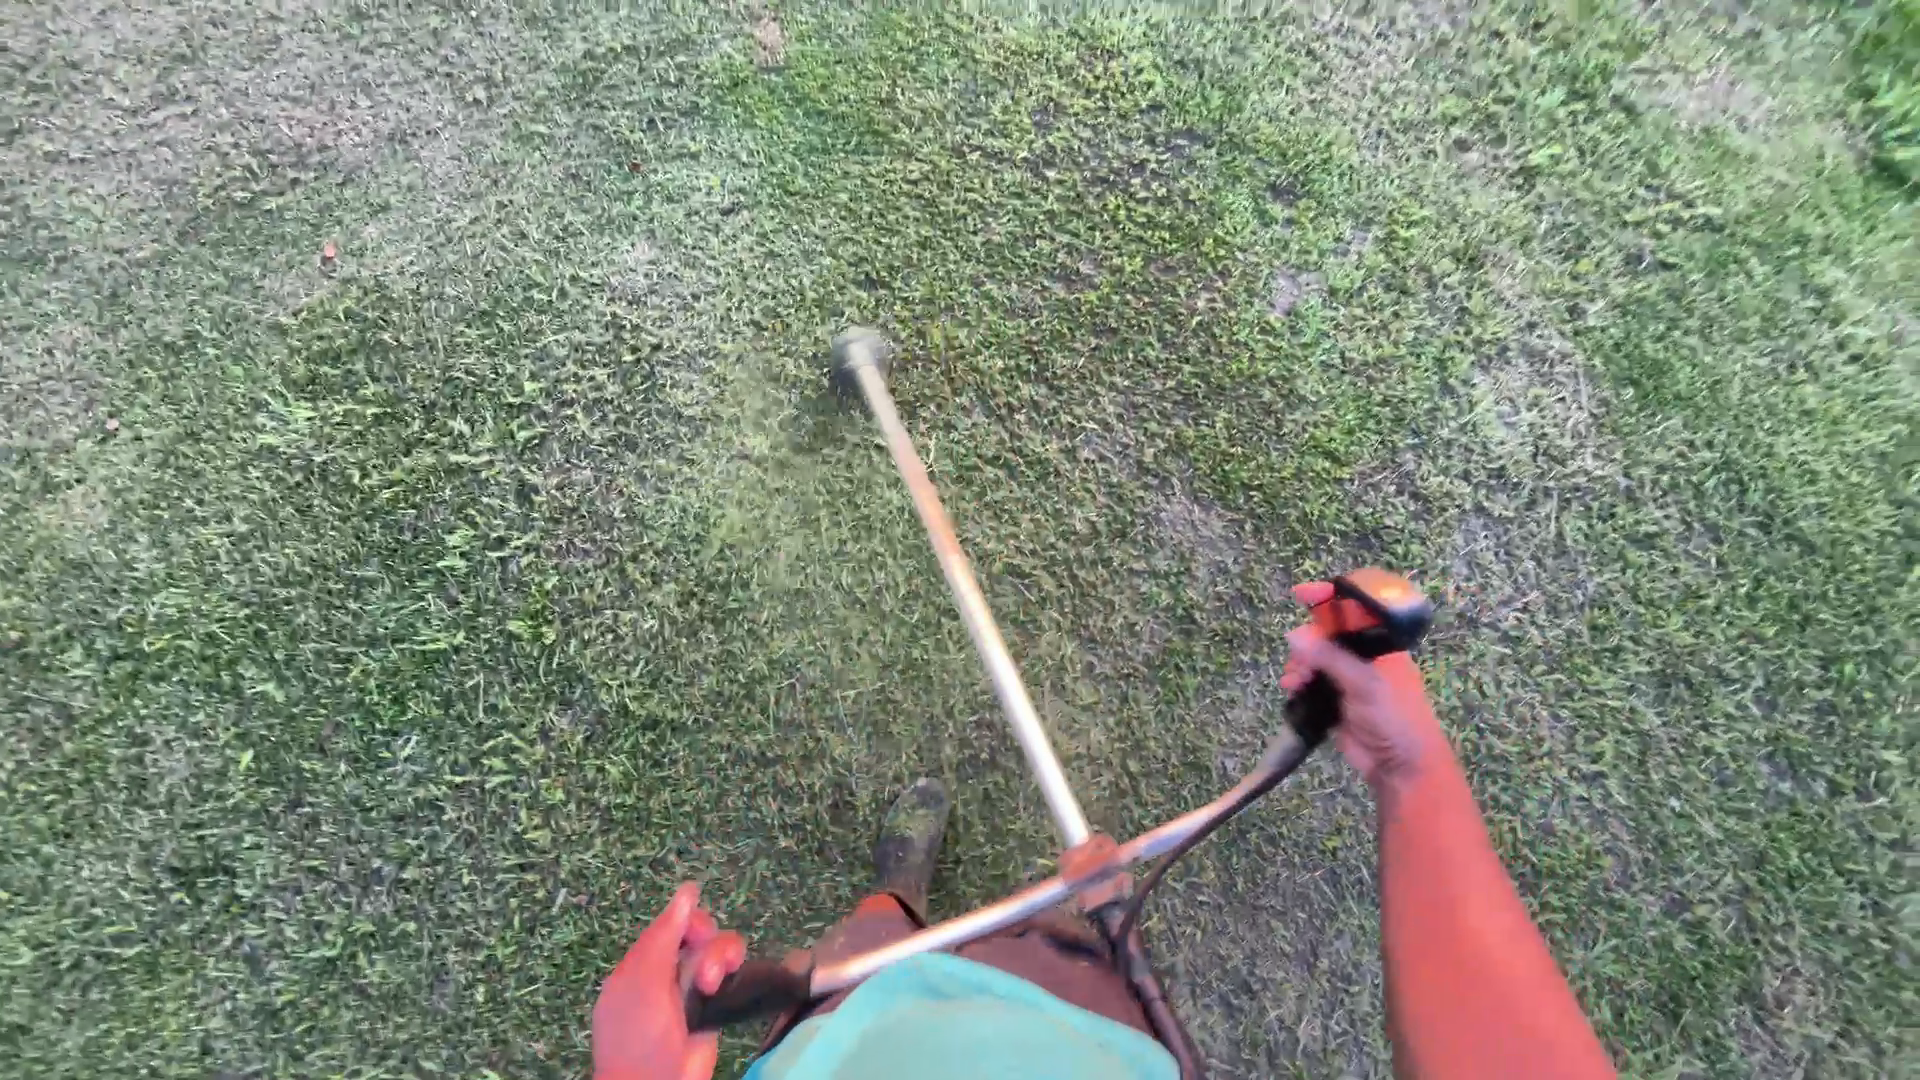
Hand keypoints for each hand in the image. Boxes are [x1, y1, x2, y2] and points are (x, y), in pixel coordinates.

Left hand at [593, 883, 746, 1079]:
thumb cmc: (640, 1035)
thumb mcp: (644, 980)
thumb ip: (665, 933)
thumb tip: (689, 888)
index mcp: (639, 966)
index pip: (669, 926)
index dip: (688, 923)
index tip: (698, 934)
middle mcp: (666, 974)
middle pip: (698, 935)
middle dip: (707, 945)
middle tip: (704, 971)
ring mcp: (690, 991)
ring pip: (717, 949)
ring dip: (719, 959)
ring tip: (712, 985)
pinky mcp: (713, 1005)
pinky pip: (729, 972)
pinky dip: (731, 971)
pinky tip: (724, 986)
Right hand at [1280, 581, 1448, 794]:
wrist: (1401, 767)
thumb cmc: (1395, 718)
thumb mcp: (1365, 683)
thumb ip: (1329, 657)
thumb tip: (1293, 635)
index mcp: (1381, 645)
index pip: (1354, 610)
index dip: (1330, 598)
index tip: (1301, 594)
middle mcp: (1364, 657)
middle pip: (1326, 634)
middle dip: (1307, 642)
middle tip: (1299, 662)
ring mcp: (1349, 678)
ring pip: (1314, 657)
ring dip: (1299, 665)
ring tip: (1294, 682)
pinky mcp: (1335, 699)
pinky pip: (1310, 680)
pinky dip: (1298, 682)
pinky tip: (1291, 690)